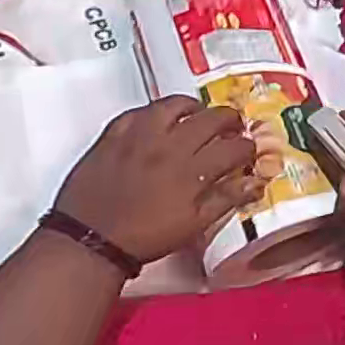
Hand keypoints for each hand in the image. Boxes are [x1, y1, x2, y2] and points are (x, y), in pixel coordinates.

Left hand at [53, 96, 261, 262]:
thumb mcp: (194, 225)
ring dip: (194, 108)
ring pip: (176, 104)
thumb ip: (226, 199)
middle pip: (212, 118)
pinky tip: (160, 121)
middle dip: (231, 121)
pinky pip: (139, 110)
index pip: (234, 147)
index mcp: (193, 172)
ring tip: (198, 116)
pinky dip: (156, 112)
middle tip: (232, 129)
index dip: (248, 147)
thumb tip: (255, 182)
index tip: (248, 152)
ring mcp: (140, 137)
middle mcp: (170, 147)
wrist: (89, 240)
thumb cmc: (146, 236)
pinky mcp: (114, 134)